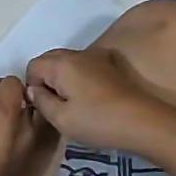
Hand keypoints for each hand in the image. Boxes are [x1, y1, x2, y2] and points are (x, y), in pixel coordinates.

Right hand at [25, 47, 175, 153]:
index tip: (44, 106)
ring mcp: (98, 57)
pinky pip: (85, 65)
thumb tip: (34, 90)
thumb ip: (40, 101)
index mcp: (62, 63)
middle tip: (55, 105)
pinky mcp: (112, 66)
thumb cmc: (97, 121)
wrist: (143, 122)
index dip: (32, 86)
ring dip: (63, 78)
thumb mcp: (60, 119)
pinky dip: (80, 77)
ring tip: (72, 103)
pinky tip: (89, 97)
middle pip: (50, 59)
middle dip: (46, 79)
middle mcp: (78, 53)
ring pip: (68, 62)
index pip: (33, 66)